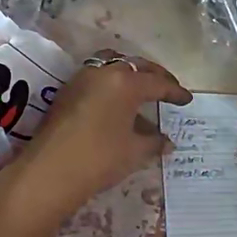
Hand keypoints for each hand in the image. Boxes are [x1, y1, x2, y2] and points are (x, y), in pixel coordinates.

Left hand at [0, 53, 191, 233]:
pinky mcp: (65, 92)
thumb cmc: (100, 158)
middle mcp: (102, 71)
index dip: (175, 91)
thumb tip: (166, 141)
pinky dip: (110, 85)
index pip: (157, 82)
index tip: (186, 100)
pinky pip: (95, 79)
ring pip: (111, 66)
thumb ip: (153, 141)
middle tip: (167, 89)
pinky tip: (117, 104)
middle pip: (134, 66)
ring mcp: (80, 79)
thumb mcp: (134, 151)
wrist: (50, 171)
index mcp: (125, 81)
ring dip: (128, 75)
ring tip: (141, 91)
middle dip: (153, 76)